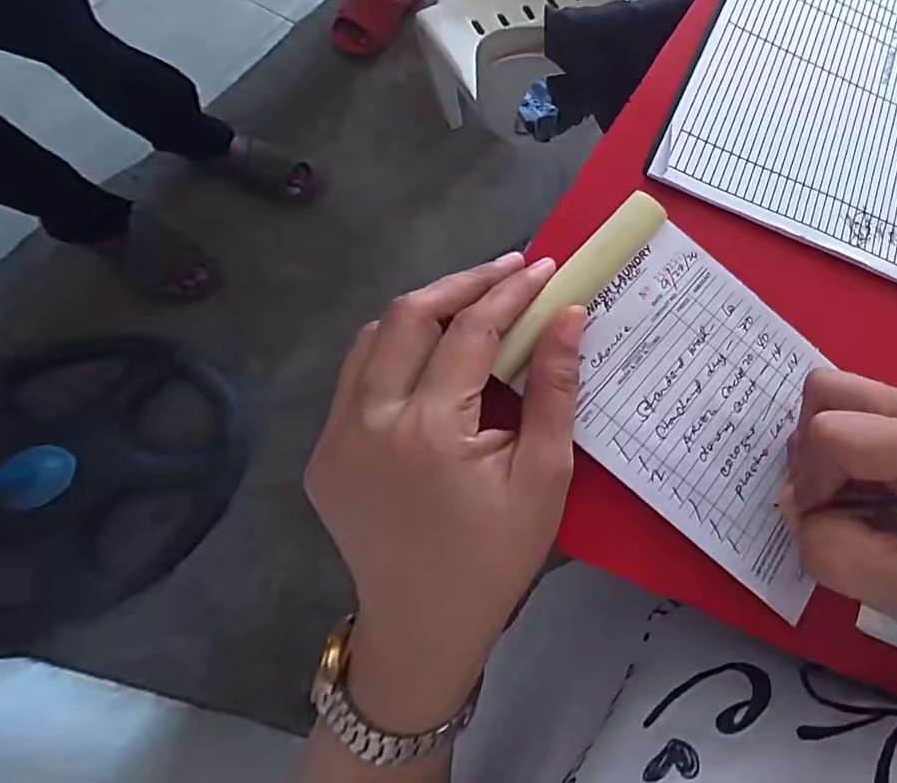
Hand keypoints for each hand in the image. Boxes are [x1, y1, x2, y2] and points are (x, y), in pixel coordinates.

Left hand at [303, 254, 584, 727]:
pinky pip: (360, 373)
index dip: (511, 292)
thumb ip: (555, 389)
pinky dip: (401, 343)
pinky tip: (439, 350)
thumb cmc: (497, 554)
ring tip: (480, 300)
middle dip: (465, 283)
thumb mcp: (544, 474)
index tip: (546, 268)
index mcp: (428, 431)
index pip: (471, 333)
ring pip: (375, 337)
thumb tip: (571, 317)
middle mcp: (368, 423)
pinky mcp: (326, 452)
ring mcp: (336, 438)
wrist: (422, 627)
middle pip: (408, 317)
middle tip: (513, 269)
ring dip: (429, 308)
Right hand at [780, 370, 896, 638]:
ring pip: (826, 394)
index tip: (822, 524)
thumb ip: (834, 551)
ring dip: (816, 447)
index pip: (831, 433)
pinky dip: (828, 447)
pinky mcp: (896, 411)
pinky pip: (838, 408)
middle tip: (827, 502)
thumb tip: (791, 507)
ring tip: (843, 495)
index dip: (810, 483)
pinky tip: (853, 485)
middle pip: (823, 391)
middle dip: (808, 452)